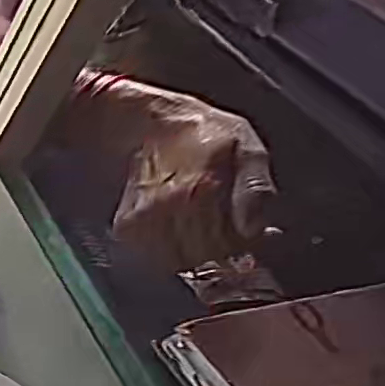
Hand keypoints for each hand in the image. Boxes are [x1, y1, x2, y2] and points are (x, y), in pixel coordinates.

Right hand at [83, 78, 276, 271]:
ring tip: (198, 239)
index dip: (241, 250)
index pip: (226, 244)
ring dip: (189, 257)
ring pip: (172, 261)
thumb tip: (258, 230)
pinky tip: (173, 233)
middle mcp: (171, 208)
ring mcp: (145, 219)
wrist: (148, 124)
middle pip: (199, 258)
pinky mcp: (126, 225)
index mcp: (204, 190)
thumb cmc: (201, 133)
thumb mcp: (248, 148)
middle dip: (216, 256)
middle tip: (224, 244)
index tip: (248, 248)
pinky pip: (148, 254)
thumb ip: (256, 191)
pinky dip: (162, 252)